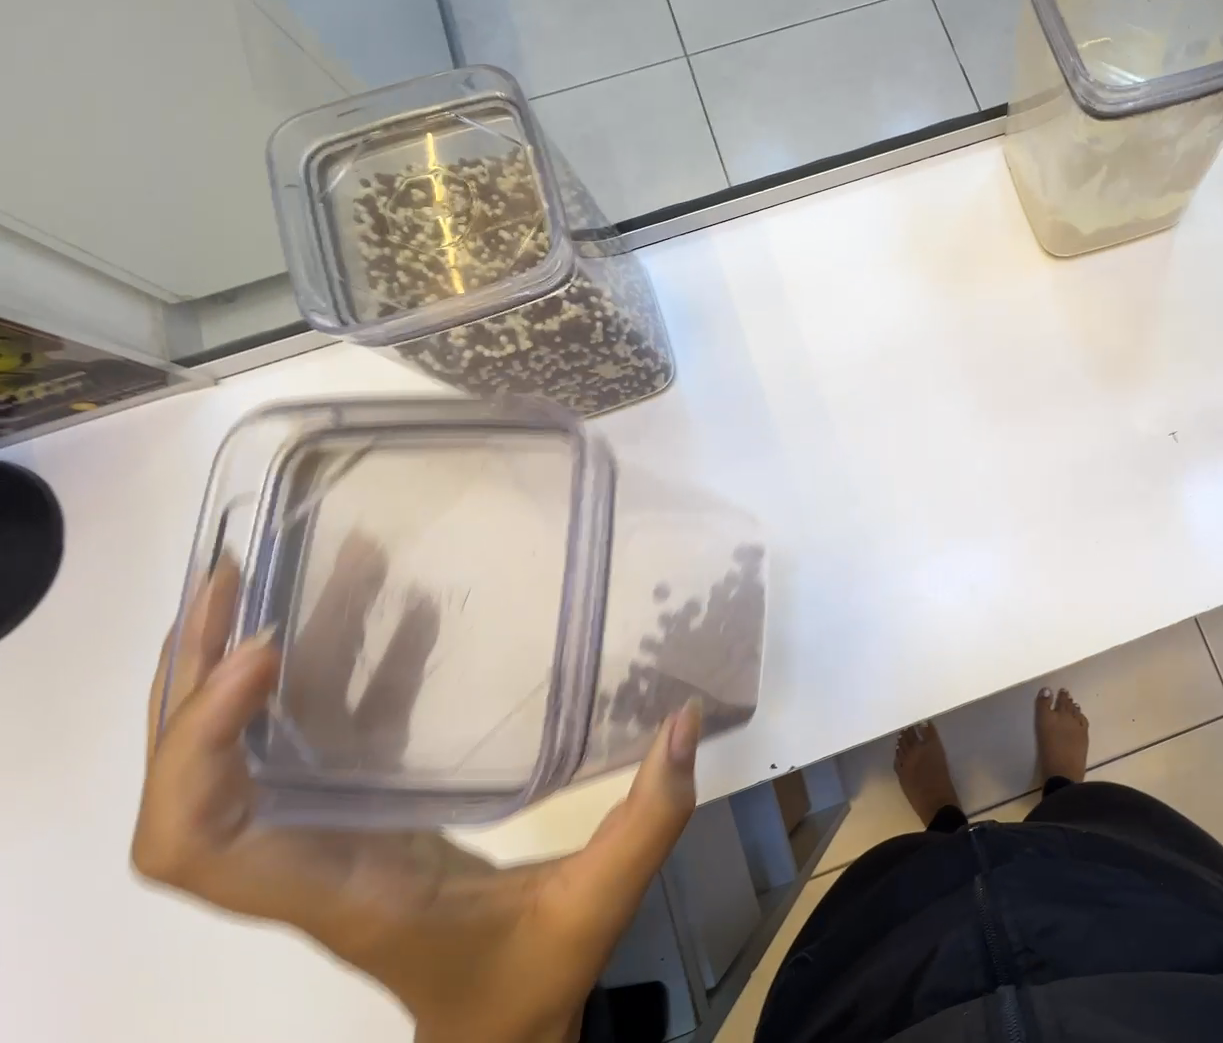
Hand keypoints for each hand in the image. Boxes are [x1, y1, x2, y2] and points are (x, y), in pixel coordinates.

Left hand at [133, 558, 700, 1042]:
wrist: (497, 1030)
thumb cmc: (534, 974)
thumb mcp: (603, 898)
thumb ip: (652, 814)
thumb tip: (685, 716)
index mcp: (343, 893)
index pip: (202, 845)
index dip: (201, 746)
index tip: (264, 654)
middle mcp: (303, 869)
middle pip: (182, 789)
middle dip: (187, 683)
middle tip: (232, 579)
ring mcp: (314, 848)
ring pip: (215, 769)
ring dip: (210, 679)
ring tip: (249, 585)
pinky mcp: (342, 829)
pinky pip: (280, 759)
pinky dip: (278, 696)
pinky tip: (325, 637)